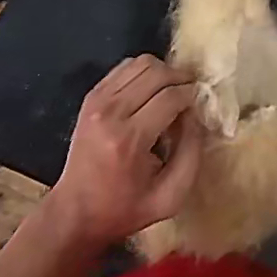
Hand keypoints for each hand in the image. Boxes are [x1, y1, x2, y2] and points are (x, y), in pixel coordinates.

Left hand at [43, 55, 203, 248]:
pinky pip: (125, 67)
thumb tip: (196, 114)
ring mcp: (97, 101)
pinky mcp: (91, 97)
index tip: (201, 104)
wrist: (74, 213)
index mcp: (129, 139)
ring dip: (164, 72)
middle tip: (191, 94)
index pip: (171, 96)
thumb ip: (192, 153)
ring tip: (172, 92)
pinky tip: (151, 92)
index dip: (192, 95)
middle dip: (181, 78)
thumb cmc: (125, 209)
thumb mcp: (170, 196)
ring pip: (141, 63)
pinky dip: (144, 73)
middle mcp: (110, 112)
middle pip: (157, 72)